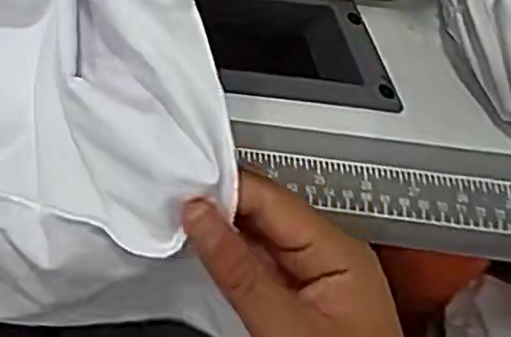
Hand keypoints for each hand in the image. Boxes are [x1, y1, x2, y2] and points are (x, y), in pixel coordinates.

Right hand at [182, 169, 401, 336]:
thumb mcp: (286, 331)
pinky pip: (254, 257)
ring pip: (253, 231)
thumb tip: (196, 210)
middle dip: (216, 207)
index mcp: (339, 250)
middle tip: (172, 207)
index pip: (266, 194)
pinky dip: (227, 252)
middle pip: (259, 208)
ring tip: (182, 226)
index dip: (220, 189)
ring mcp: (313, 274)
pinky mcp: (297, 295)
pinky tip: (203, 251)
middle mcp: (328, 253)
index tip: (178, 192)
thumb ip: (238, 268)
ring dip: (218, 229)